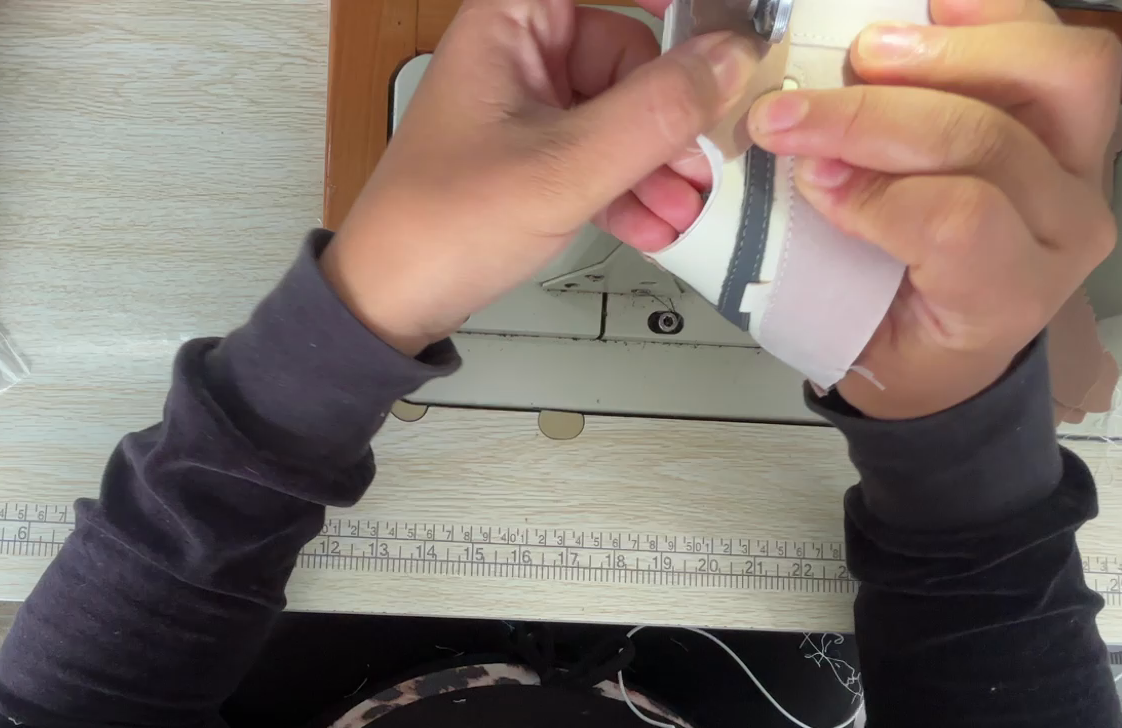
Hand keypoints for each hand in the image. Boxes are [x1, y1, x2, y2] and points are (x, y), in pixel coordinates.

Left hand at [321, 0, 762, 354]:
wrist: (390, 303)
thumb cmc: (442, 227)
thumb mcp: (562, 169)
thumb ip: (655, 112)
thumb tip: (731, 59)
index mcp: (515, 20)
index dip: (678, 14)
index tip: (730, 39)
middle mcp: (521, 56)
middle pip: (630, 64)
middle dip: (672, 124)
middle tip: (707, 167)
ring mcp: (525, 114)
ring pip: (617, 122)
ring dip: (655, 170)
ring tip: (683, 212)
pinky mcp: (528, 164)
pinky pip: (594, 163)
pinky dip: (625, 193)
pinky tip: (654, 225)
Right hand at [747, 0, 1121, 417]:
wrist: (951, 355)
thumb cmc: (892, 349)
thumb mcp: (848, 333)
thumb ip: (827, 263)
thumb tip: (795, 171)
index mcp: (1001, 298)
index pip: (953, 222)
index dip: (872, 191)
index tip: (803, 176)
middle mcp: (1065, 230)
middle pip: (987, 139)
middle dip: (876, 116)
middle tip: (794, 108)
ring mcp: (1086, 172)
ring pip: (1056, 73)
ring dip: (950, 48)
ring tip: (866, 48)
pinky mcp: (1082, 130)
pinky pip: (1063, 55)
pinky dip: (998, 18)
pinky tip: (932, 8)